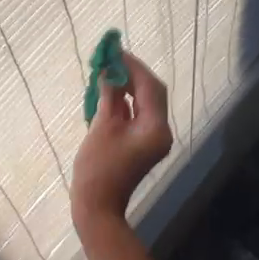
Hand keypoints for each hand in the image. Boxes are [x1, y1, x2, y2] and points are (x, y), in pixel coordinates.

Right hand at [72, 52, 173, 233]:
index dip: (133, 66)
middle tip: (111, 59)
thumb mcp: (102, 127)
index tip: (116, 52)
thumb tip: (109, 71)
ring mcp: (153, 139)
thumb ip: (109, 96)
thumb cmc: (98, 168)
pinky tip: (109, 93)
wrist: (97, 208)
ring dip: (129, 87)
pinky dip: (126, 103)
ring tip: (107, 72)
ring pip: (145, 103)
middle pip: (152, 93)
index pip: (150, 87)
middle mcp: (161, 131)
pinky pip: (138, 115)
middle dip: (133, 74)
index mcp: (155, 128)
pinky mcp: (142, 144)